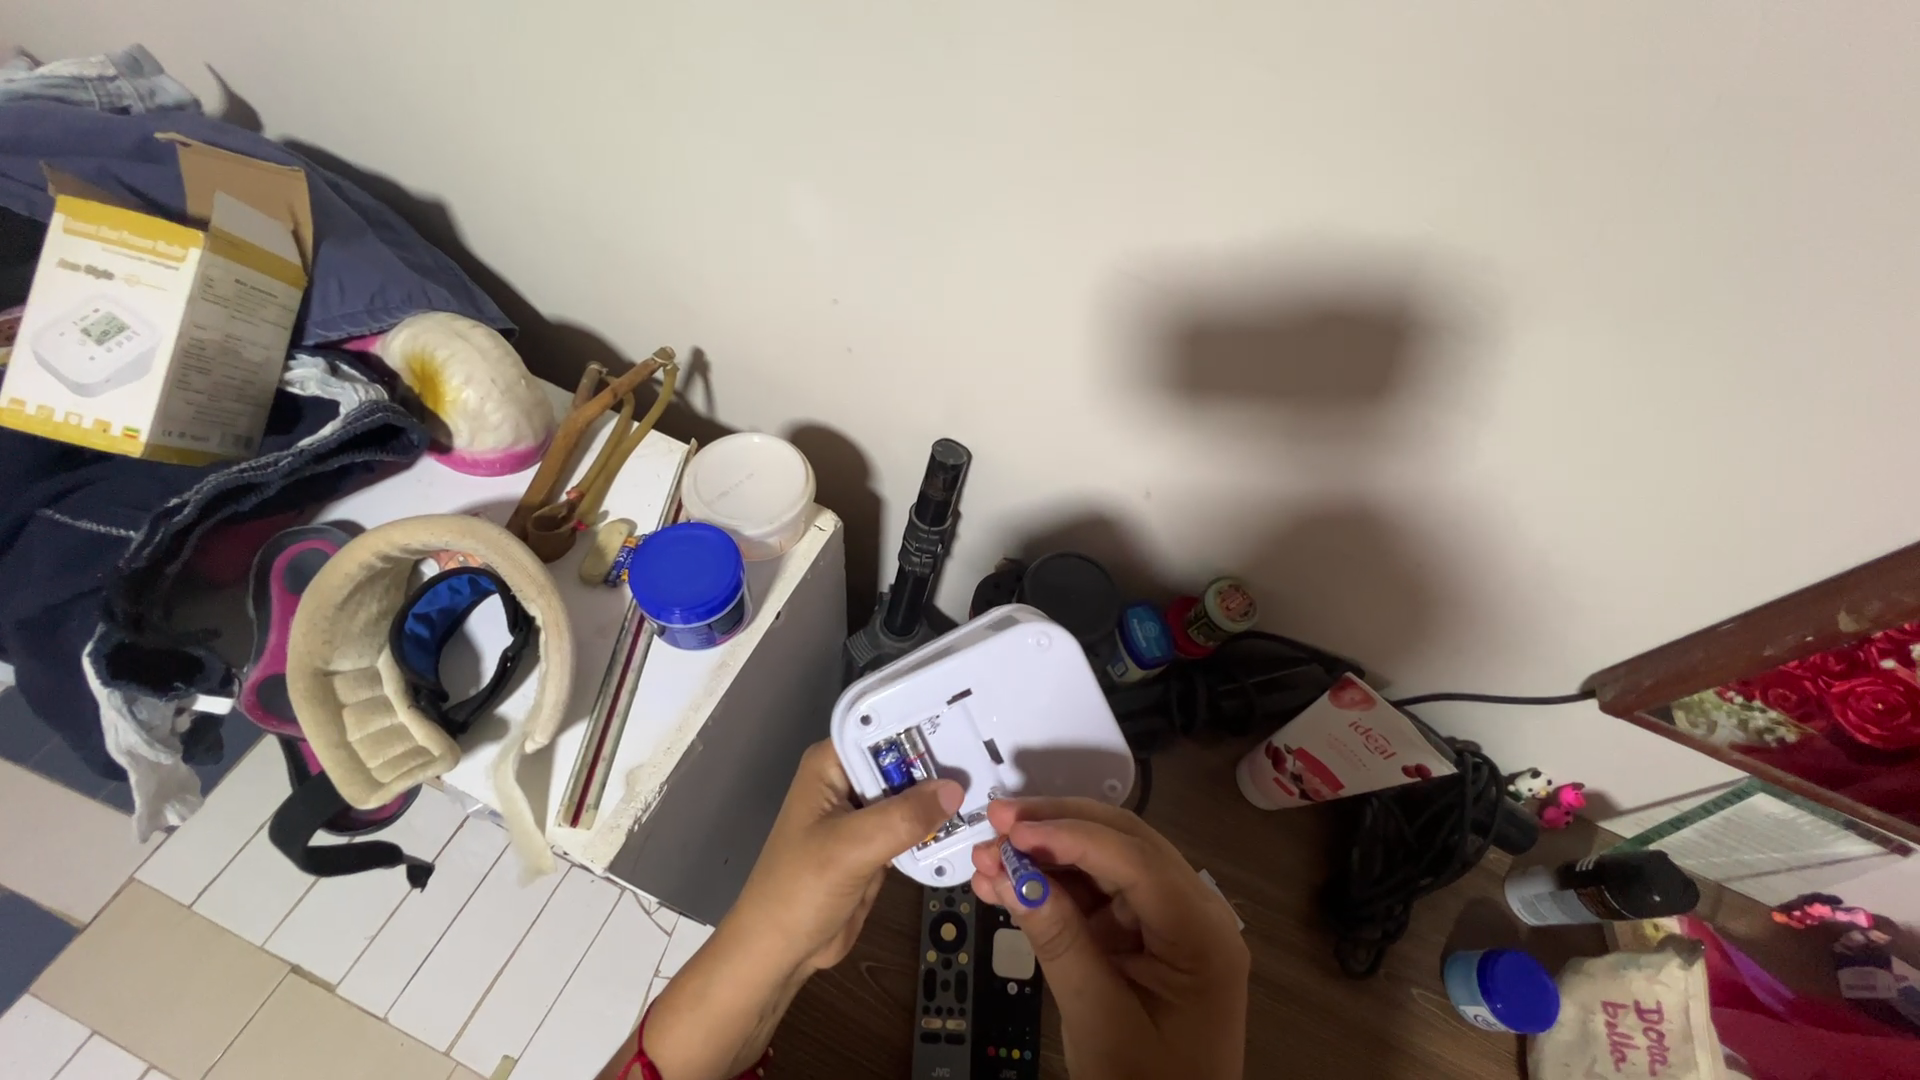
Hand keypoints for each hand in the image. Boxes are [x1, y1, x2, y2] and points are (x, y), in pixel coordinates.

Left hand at [631, 741, 960, 1079]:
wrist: (781, 952)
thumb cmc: (801, 889)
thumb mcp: (852, 848)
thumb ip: (903, 817)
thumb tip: (955, 789)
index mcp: (832, 764)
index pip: (881, 727)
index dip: (920, 721)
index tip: (966, 716)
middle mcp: (849, 779)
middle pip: (903, 757)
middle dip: (941, 758)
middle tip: (992, 751)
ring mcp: (864, 812)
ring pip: (913, 791)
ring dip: (944, 794)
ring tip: (994, 781)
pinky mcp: (878, 841)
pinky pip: (915, 823)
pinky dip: (939, 824)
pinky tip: (975, 820)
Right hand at [970, 797, 1248, 1079]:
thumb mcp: (1100, 1019)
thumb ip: (1059, 941)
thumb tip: (1012, 876)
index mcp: (1202, 932)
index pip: (1136, 860)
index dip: (1071, 835)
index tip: (1012, 828)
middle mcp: (1192, 910)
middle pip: (1122, 843)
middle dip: (1054, 827)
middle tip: (995, 819)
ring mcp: (1166, 918)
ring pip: (1101, 860)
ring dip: (1044, 853)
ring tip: (986, 855)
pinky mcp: (1140, 931)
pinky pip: (1093, 892)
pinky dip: (1049, 884)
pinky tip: (1003, 883)